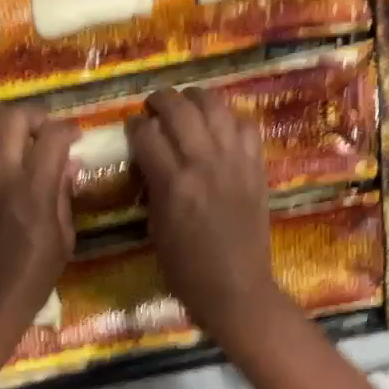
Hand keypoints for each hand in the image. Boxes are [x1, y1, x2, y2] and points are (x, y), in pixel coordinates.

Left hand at [0, 105, 79, 333]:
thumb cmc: (34, 278)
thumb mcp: (63, 240)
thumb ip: (64, 197)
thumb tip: (70, 163)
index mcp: (34, 190)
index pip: (53, 137)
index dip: (68, 129)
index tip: (75, 137)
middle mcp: (1, 177)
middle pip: (12, 118)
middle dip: (33, 117)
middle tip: (42, 131)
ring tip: (9, 141)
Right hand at [127, 88, 281, 338]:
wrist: (236, 289)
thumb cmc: (187, 271)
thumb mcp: (156, 230)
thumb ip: (153, 189)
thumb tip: (149, 163)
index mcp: (173, 184)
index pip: (146, 134)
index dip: (134, 127)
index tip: (131, 130)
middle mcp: (203, 162)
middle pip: (178, 108)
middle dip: (160, 101)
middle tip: (154, 108)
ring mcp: (234, 161)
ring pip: (214, 105)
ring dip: (195, 99)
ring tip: (186, 106)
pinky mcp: (256, 167)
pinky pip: (245, 125)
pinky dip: (229, 119)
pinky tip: (220, 129)